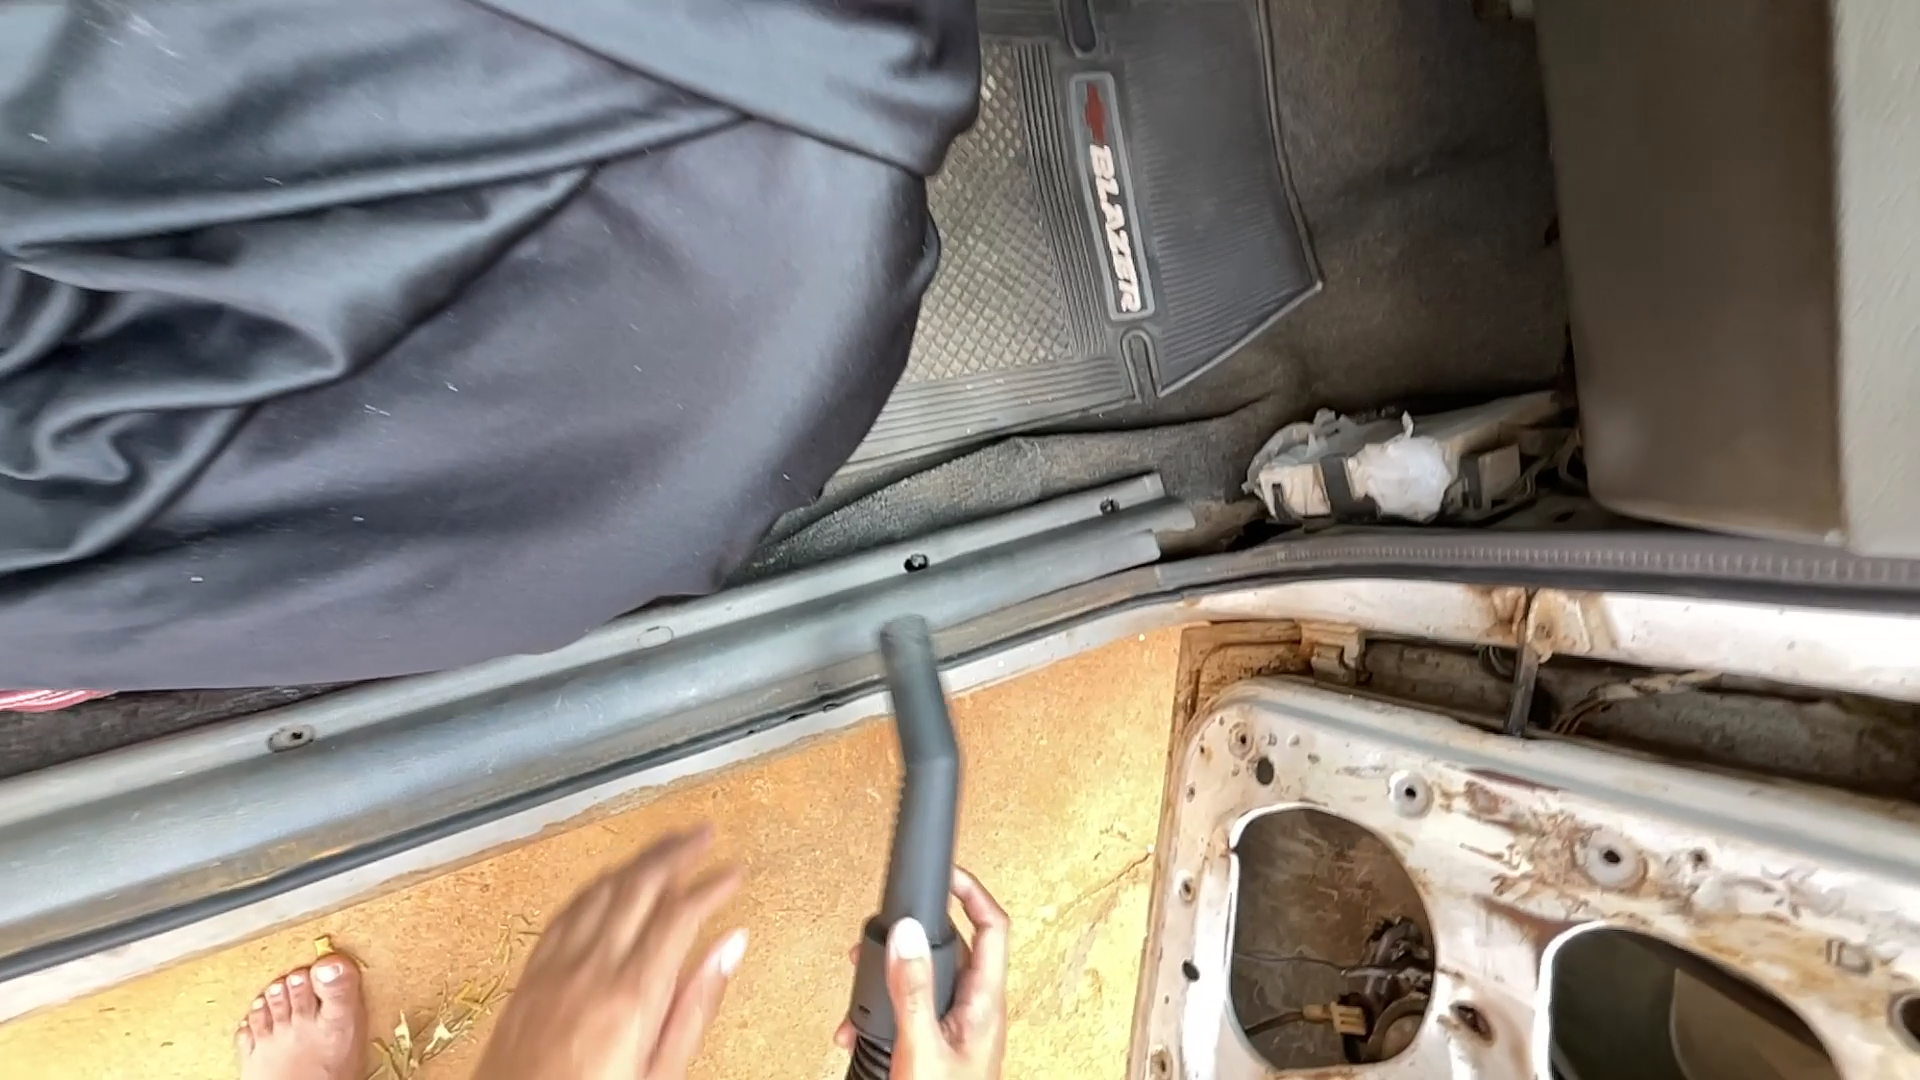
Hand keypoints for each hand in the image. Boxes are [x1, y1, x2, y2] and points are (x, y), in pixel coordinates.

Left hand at [475, 826, 746, 1079]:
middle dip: (678, 850)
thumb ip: (697, 1005)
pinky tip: (613, 879)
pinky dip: (598, 884)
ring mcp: (555, 969)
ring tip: (668, 844)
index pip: (680, 914)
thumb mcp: (661, 1075)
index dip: (712, 884)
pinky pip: (567, 910)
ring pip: (603, 888)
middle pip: (640, 884)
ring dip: (640, 858)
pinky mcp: (529, 977)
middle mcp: (592, 970)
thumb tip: (732, 944)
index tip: (734, 872)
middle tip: (706, 834)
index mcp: (632, 995)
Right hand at [834, 867, 1009, 1079]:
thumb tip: (907, 933)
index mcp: (984, 1003)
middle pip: (953, 946)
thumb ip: (913, 990)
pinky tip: (861, 1022)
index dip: (973, 891)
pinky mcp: (939, 1044)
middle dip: (915, 934)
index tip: (947, 873)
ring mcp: (958, 1027)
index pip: (992, 926)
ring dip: (893, 974)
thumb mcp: (921, 1046)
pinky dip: (886, 1009)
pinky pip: (914, 1008)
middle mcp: (975, 1010)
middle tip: (887, 926)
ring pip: (928, 978)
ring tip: (864, 977)